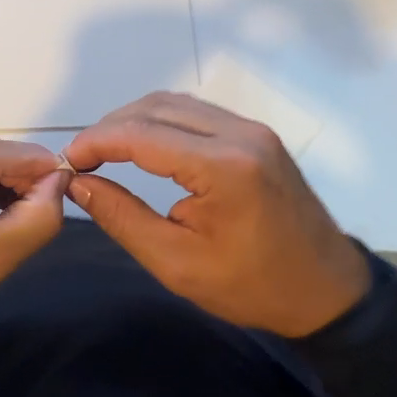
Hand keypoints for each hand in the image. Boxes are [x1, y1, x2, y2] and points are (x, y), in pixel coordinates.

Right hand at [63, 93, 369, 337]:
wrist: (329, 294)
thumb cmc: (251, 287)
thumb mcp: (176, 263)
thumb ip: (121, 217)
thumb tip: (78, 182)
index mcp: (223, 168)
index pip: (140, 134)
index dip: (95, 142)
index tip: (67, 162)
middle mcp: (238, 134)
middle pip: (153, 108)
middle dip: (109, 128)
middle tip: (83, 160)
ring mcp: (251, 129)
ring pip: (172, 103)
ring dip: (133, 121)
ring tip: (107, 152)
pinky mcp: (256, 133)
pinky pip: (194, 112)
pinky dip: (159, 122)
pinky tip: (143, 146)